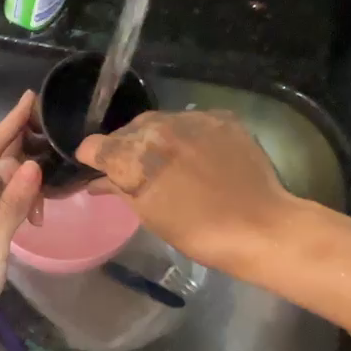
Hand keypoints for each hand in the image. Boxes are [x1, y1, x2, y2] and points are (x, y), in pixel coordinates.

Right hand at [76, 109, 293, 272]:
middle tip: (135, 173)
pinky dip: (187, 136)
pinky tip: (198, 157)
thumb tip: (99, 181)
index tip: (96, 170)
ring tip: (169, 164)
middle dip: (125, 148)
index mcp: (132, 156)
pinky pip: (192, 122)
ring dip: (156, 140)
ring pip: (159, 122)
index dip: (91, 159)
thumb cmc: (195, 231)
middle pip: (127, 131)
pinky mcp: (222, 118)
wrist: (258, 226)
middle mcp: (157, 128)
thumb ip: (119, 189)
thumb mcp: (148, 215)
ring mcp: (192, 119)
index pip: (95, 146)